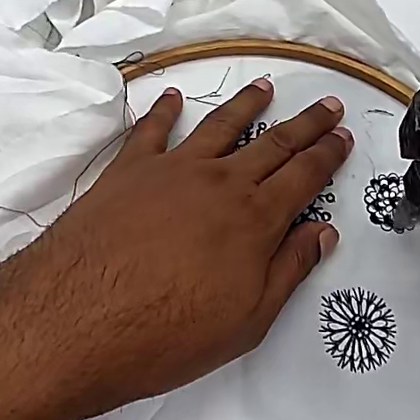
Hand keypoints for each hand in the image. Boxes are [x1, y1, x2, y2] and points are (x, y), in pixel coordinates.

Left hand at [0, 78, 352, 419]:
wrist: (77, 321)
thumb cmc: (167, 333)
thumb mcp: (246, 320)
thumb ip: (288, 270)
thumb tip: (322, 233)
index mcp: (253, 219)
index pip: (303, 176)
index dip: (327, 155)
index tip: (341, 136)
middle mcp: (219, 182)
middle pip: (272, 143)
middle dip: (305, 124)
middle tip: (326, 106)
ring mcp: (172, 169)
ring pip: (220, 125)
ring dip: (247, 103)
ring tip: (265, 86)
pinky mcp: (128, 170)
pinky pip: (151, 129)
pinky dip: (163, 109)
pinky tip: (171, 96)